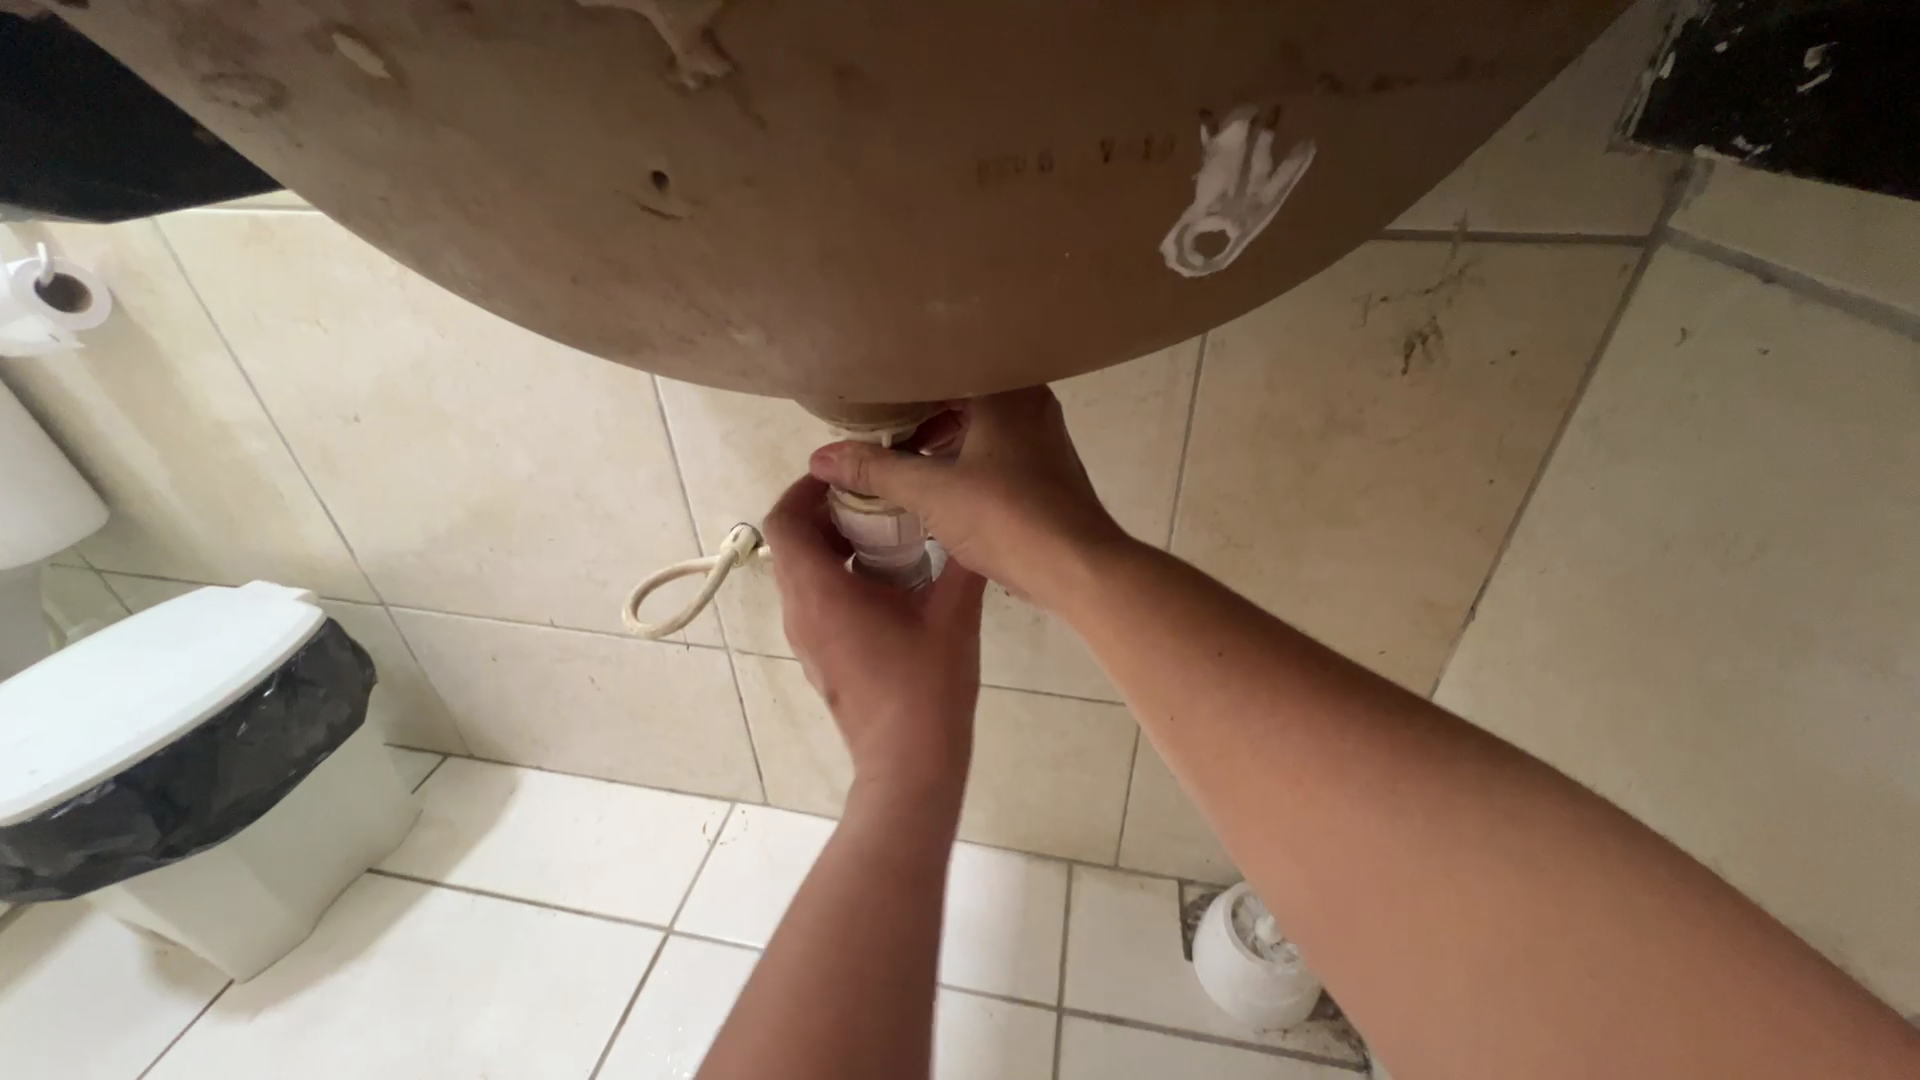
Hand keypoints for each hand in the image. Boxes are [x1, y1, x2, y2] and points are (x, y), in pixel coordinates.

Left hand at [762, 475, 986, 799]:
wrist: (909, 762)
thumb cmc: (927, 684)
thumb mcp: (953, 612)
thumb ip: (964, 560)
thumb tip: (978, 524)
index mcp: (821, 592)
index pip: (783, 520)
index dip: (805, 488)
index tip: (847, 475)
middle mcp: (800, 612)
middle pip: (790, 544)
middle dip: (825, 513)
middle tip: (875, 499)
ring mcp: (805, 641)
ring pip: (801, 575)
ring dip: (832, 546)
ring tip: (885, 535)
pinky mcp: (819, 660)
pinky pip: (814, 602)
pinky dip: (837, 578)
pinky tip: (888, 584)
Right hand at [807, 387, 1129, 604]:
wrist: (1077, 568)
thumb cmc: (1007, 518)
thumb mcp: (931, 492)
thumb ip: (876, 471)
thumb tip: (821, 457)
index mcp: (1007, 392)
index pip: (946, 365)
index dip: (904, 379)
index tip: (870, 391)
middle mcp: (1031, 403)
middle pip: (963, 393)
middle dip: (920, 410)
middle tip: (878, 421)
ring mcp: (1043, 437)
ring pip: (980, 424)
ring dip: (942, 437)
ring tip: (899, 451)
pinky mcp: (1046, 470)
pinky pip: (995, 449)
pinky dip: (964, 457)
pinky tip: (935, 479)